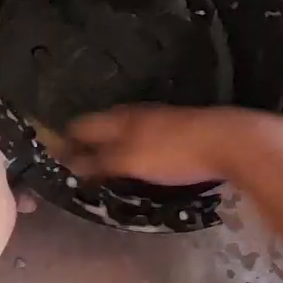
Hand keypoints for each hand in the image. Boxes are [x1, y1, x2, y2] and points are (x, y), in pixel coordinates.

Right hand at [66, 105, 264, 185]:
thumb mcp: (130, 161)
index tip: (55, 158)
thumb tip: (70, 163)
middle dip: (86, 144)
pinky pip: (141, 138)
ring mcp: (155, 120)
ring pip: (121, 131)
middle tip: (76, 167)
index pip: (80, 126)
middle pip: (99, 127)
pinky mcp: (175, 131)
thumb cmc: (174, 152)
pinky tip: (136, 164)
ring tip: (102, 168)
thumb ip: (100, 162)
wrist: (227, 142)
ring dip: (108, 147)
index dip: (65, 141)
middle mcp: (132, 114)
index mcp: (117, 117)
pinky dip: (130, 150)